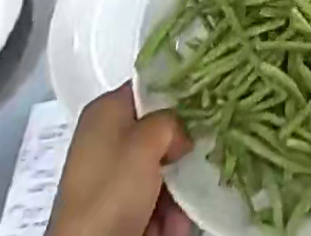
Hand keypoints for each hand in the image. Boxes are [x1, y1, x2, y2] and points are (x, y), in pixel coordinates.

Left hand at [48, 86, 191, 235]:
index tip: (204, 100)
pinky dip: (168, 212)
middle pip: (158, 132)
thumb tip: (182, 133)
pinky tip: (175, 224)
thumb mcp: (147, 141)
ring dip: (179, 188)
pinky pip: (154, 200)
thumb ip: (171, 122)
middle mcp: (107, 139)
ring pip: (161, 170)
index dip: (176, 92)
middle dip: (181, 149)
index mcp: (106, 111)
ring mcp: (113, 177)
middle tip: (201, 153)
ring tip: (188, 202)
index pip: (146, 88)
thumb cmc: (112, 188)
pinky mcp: (119, 210)